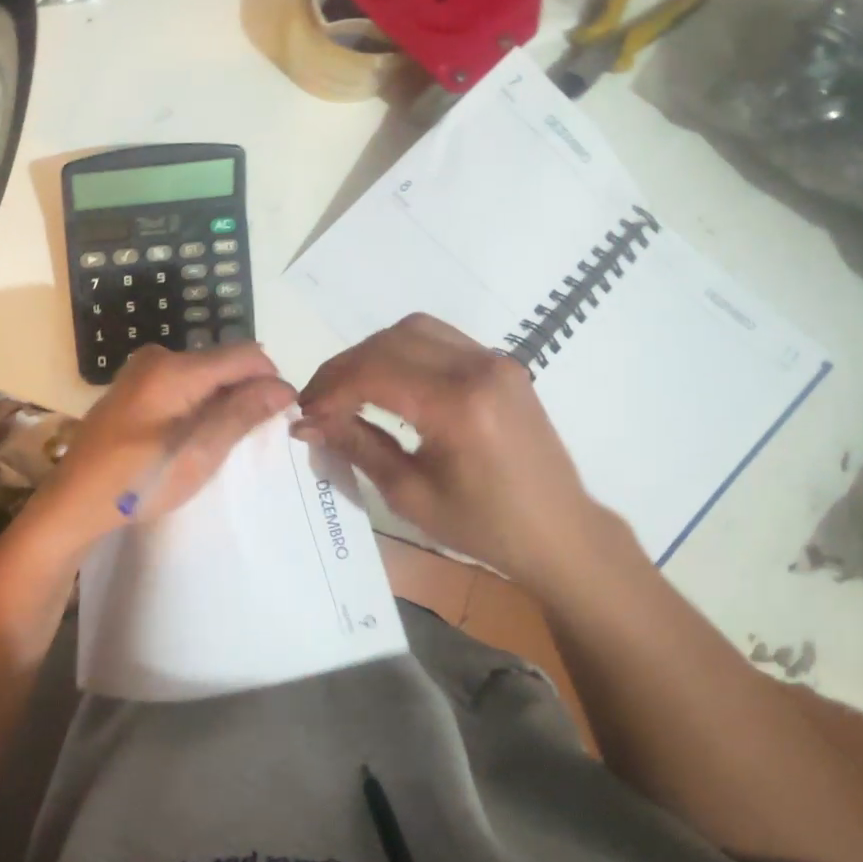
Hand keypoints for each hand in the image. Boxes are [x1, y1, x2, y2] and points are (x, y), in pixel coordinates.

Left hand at [27, 344, 294, 551]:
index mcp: (174, 368)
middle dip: (245, 394)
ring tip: (219, 446)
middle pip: (223, 363)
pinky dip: (196, 407)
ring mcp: (140, 372)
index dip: (270, 382)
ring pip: (203, 376)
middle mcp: (157, 358)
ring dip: (221, 404)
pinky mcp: (132, 390)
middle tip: (246, 442)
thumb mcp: (196, 454)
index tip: (280, 420)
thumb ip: (240, 415)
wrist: (73, 502)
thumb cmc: (136, 481)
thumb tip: (283, 386)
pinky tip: (190, 440)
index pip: (245, 355)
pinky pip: (180, 387)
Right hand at [293, 314, 620, 581]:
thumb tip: (305, 424)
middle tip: (317, 404)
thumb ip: (357, 447)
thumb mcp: (409, 494)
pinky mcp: (500, 365)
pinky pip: (437, 339)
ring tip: (347, 391)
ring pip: (411, 331)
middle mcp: (478, 369)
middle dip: (342, 369)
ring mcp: (494, 361)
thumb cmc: (482, 526)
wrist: (559, 530)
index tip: (303, 416)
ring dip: (370, 355)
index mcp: (457, 406)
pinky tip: (385, 385)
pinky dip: (400, 353)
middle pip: (388, 343)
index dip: (329, 390)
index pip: (373, 373)